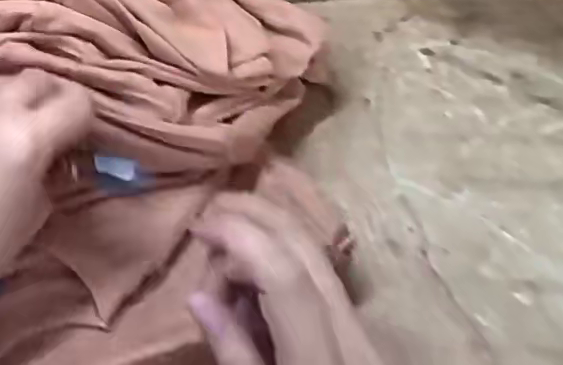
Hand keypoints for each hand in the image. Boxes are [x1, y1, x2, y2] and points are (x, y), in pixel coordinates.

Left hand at [0, 71, 95, 305]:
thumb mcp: (40, 205)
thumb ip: (56, 163)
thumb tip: (65, 143)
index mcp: (28, 138)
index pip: (75, 100)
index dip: (84, 114)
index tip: (81, 128)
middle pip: (39, 78)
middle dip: (52, 96)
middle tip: (52, 120)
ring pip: (5, 78)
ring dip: (18, 94)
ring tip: (14, 122)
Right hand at [188, 194, 383, 364]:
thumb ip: (232, 353)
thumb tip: (197, 295)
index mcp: (323, 359)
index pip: (282, 270)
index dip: (235, 234)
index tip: (196, 230)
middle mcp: (353, 335)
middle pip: (301, 242)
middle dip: (246, 212)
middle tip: (204, 221)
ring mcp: (366, 332)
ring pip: (310, 248)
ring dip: (257, 236)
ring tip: (224, 271)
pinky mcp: (365, 335)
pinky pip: (315, 270)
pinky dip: (275, 257)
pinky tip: (251, 286)